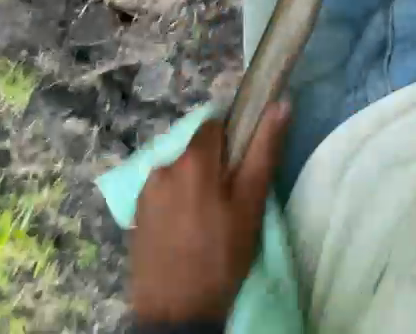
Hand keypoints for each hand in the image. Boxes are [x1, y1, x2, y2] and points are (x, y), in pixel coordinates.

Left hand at [127, 105, 289, 323]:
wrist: (176, 316)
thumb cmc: (221, 255)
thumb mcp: (251, 202)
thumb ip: (264, 149)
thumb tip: (280, 103)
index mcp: (192, 160)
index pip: (216, 126)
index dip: (233, 143)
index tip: (242, 170)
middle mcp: (162, 167)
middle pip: (197, 150)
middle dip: (214, 167)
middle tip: (230, 202)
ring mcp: (144, 194)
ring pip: (180, 173)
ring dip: (195, 185)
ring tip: (209, 221)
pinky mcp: (136, 217)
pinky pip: (164, 194)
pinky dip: (178, 204)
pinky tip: (188, 232)